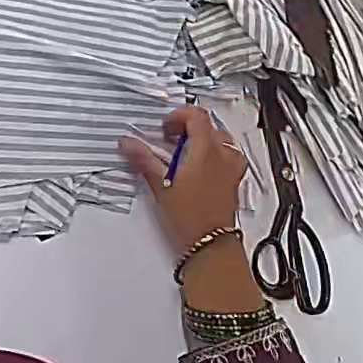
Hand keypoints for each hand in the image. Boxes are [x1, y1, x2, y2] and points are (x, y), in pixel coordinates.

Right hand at [118, 105, 245, 254]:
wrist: (209, 246)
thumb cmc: (190, 219)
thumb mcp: (161, 186)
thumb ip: (144, 160)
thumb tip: (128, 144)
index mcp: (207, 150)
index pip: (196, 116)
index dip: (178, 116)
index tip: (164, 128)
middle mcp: (224, 155)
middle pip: (208, 126)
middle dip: (187, 128)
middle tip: (168, 141)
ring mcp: (232, 168)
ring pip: (218, 140)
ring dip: (200, 141)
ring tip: (181, 156)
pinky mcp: (233, 181)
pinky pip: (226, 156)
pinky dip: (211, 155)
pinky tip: (196, 170)